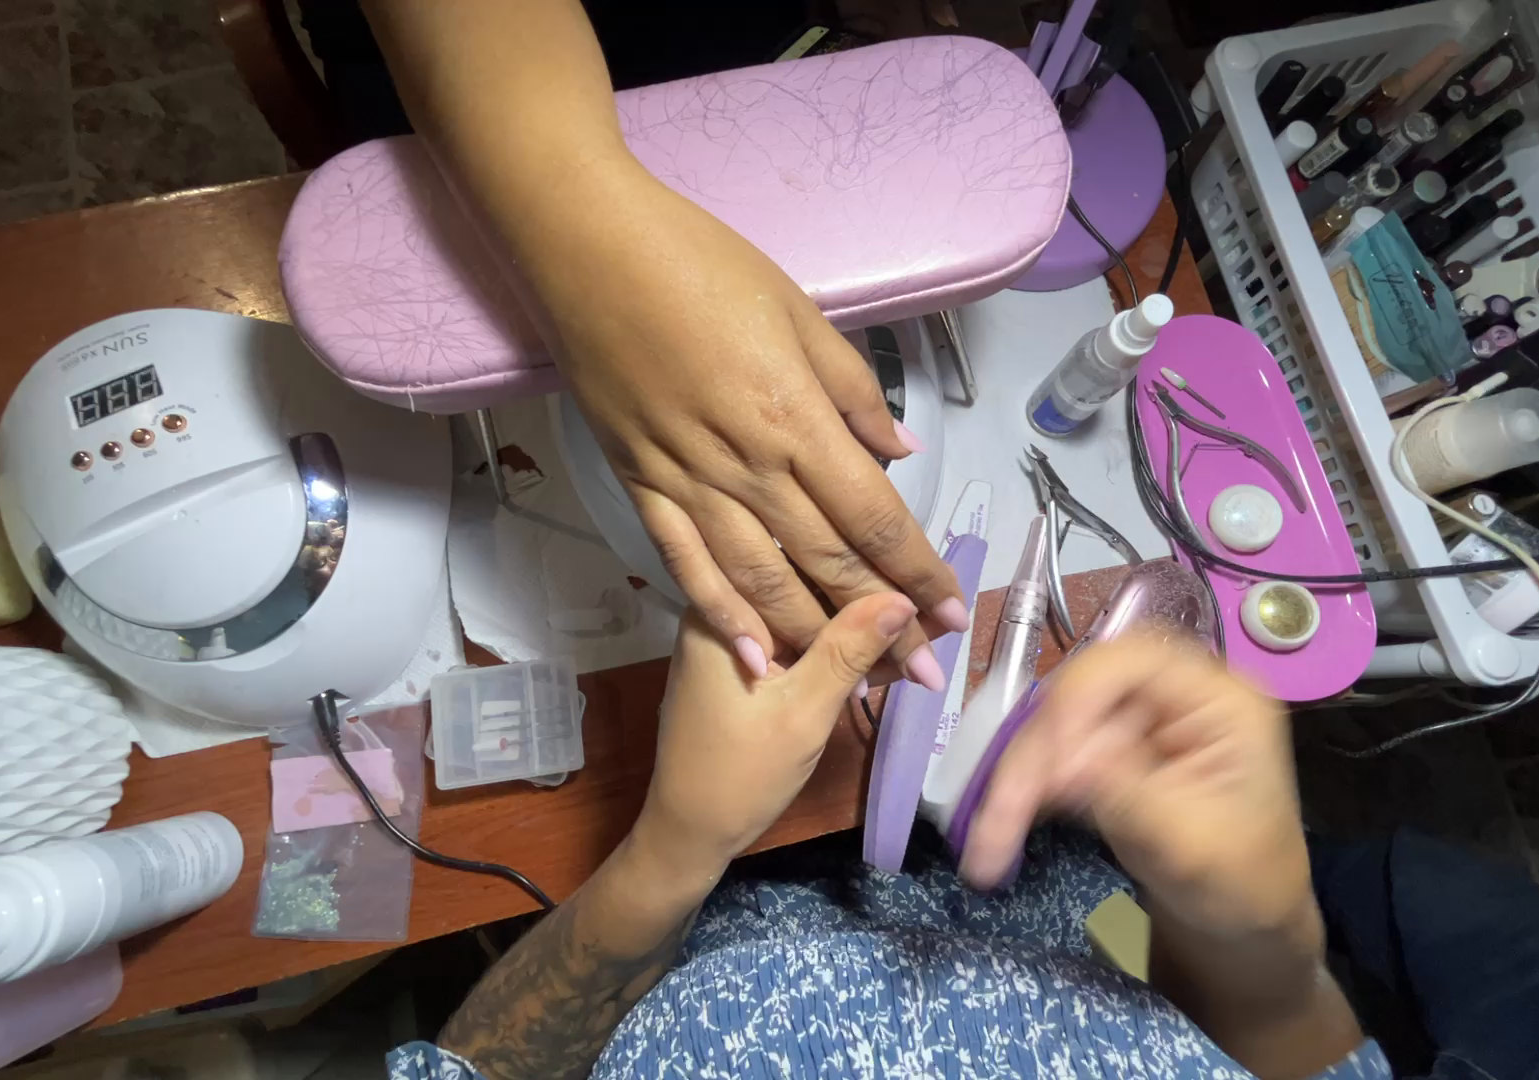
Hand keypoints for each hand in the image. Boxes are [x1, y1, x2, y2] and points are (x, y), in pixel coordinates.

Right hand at [521, 164, 967, 690]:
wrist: (590, 253)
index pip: (874, 517)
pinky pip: (686, 565)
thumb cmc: (702, 268)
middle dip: (883, 624)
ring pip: (762, 581)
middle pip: (828, 563)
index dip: (918, 571)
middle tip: (919, 675)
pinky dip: (721, 616)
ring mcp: (691, 485)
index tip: (948, 612)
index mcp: (797, 419)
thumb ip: (854, 392)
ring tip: (856, 685)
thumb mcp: (799, 314)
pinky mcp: (644, 489)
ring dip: (813, 638)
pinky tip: (752, 657)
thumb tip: (899, 454)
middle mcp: (750, 468)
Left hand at [634, 592, 915, 882]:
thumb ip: (850, 650)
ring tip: (933, 634)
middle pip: (814, 592)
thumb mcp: (802, 711)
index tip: (934, 589)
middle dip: (879, 607)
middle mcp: (726, 606)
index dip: (875, 575)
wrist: (688, 833)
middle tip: (944, 614)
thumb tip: (905, 597)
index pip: (808, 568)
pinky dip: (842, 654)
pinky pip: (803, 643)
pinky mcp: (749, 659)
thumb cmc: (739, 775)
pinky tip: (893, 656)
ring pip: (814, 618)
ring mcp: (737, 633)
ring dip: (867, 633)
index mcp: (724, 606)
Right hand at [961, 638, 1318, 963]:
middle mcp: (1165, 696)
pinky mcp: (1098, 747)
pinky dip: (1016, 793)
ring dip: (1015, 782)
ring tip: (988, 847)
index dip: (1081, 695)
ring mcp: (1129, 720)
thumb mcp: (1196, 846)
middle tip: (1005, 813)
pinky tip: (994, 834)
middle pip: (1076, 696)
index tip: (1056, 763)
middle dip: (1035, 755)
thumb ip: (1129, 794)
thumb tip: (1060, 765)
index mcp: (1215, 701)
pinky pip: (1042, 756)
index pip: (1133, 661)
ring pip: (1048, 728)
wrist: (1242, 920)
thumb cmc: (1245, 884)